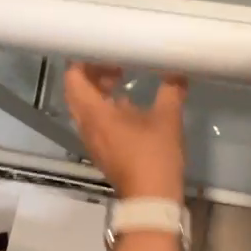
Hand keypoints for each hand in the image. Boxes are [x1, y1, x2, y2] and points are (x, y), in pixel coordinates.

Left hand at [63, 62, 186, 200]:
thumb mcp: (167, 118)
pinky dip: (105, 108)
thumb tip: (177, 71)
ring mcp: (93, 141)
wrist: (151, 200)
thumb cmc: (154, 156)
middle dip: (91, 74)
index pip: (73, 79)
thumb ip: (171, 90)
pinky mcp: (103, 151)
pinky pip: (95, 122)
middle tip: (114, 62)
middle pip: (76, 92)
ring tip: (122, 78)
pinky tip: (129, 105)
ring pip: (85, 108)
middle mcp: (87, 126)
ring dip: (98, 91)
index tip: (103, 50)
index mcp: (95, 114)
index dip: (83, 61)